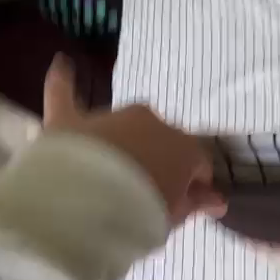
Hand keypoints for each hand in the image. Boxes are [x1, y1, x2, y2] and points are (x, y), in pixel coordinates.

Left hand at [41, 54, 225, 222]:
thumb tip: (217, 199)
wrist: (87, 203)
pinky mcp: (69, 119)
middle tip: (151, 190)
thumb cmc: (142, 211)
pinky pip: (64, 93)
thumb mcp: (176, 215)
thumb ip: (196, 202)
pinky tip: (63, 63)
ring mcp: (111, 118)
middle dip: (161, 160)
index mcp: (184, 147)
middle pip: (163, 141)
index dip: (195, 184)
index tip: (189, 201)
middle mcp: (152, 123)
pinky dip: (63, 81)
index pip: (198, 164)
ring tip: (118, 167)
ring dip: (126, 140)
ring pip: (125, 126)